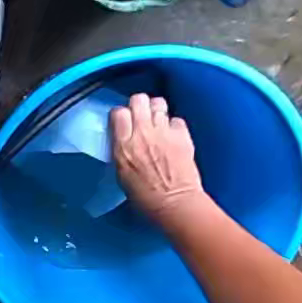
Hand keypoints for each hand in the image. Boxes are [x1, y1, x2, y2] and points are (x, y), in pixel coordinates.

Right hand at [111, 93, 204, 223]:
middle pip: (139, 100)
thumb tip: (124, 140)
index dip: (120, 114)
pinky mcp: (182, 135)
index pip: (118, 112)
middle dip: (138, 105)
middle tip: (139, 116)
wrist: (175, 203)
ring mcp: (165, 132)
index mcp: (124, 145)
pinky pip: (176, 119)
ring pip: (158, 103)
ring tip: (155, 121)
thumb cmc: (143, 196)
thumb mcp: (121, 172)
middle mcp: (143, 133)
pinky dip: (172, 124)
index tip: (122, 121)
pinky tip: (171, 135)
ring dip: (155, 110)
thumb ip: (122, 150)